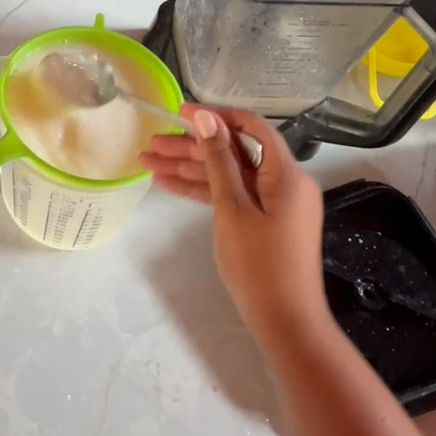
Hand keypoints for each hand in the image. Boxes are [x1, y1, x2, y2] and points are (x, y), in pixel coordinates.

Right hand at [139, 104, 326, 336]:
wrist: (286, 323)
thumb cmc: (259, 264)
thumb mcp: (232, 207)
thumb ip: (218, 159)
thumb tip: (206, 117)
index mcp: (287, 173)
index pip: (251, 127)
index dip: (214, 116)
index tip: (179, 113)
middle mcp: (284, 182)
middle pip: (234, 151)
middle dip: (191, 147)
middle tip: (151, 143)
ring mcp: (274, 203)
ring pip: (227, 174)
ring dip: (190, 168)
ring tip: (148, 162)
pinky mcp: (264, 220)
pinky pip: (231, 194)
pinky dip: (203, 189)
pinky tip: (168, 183)